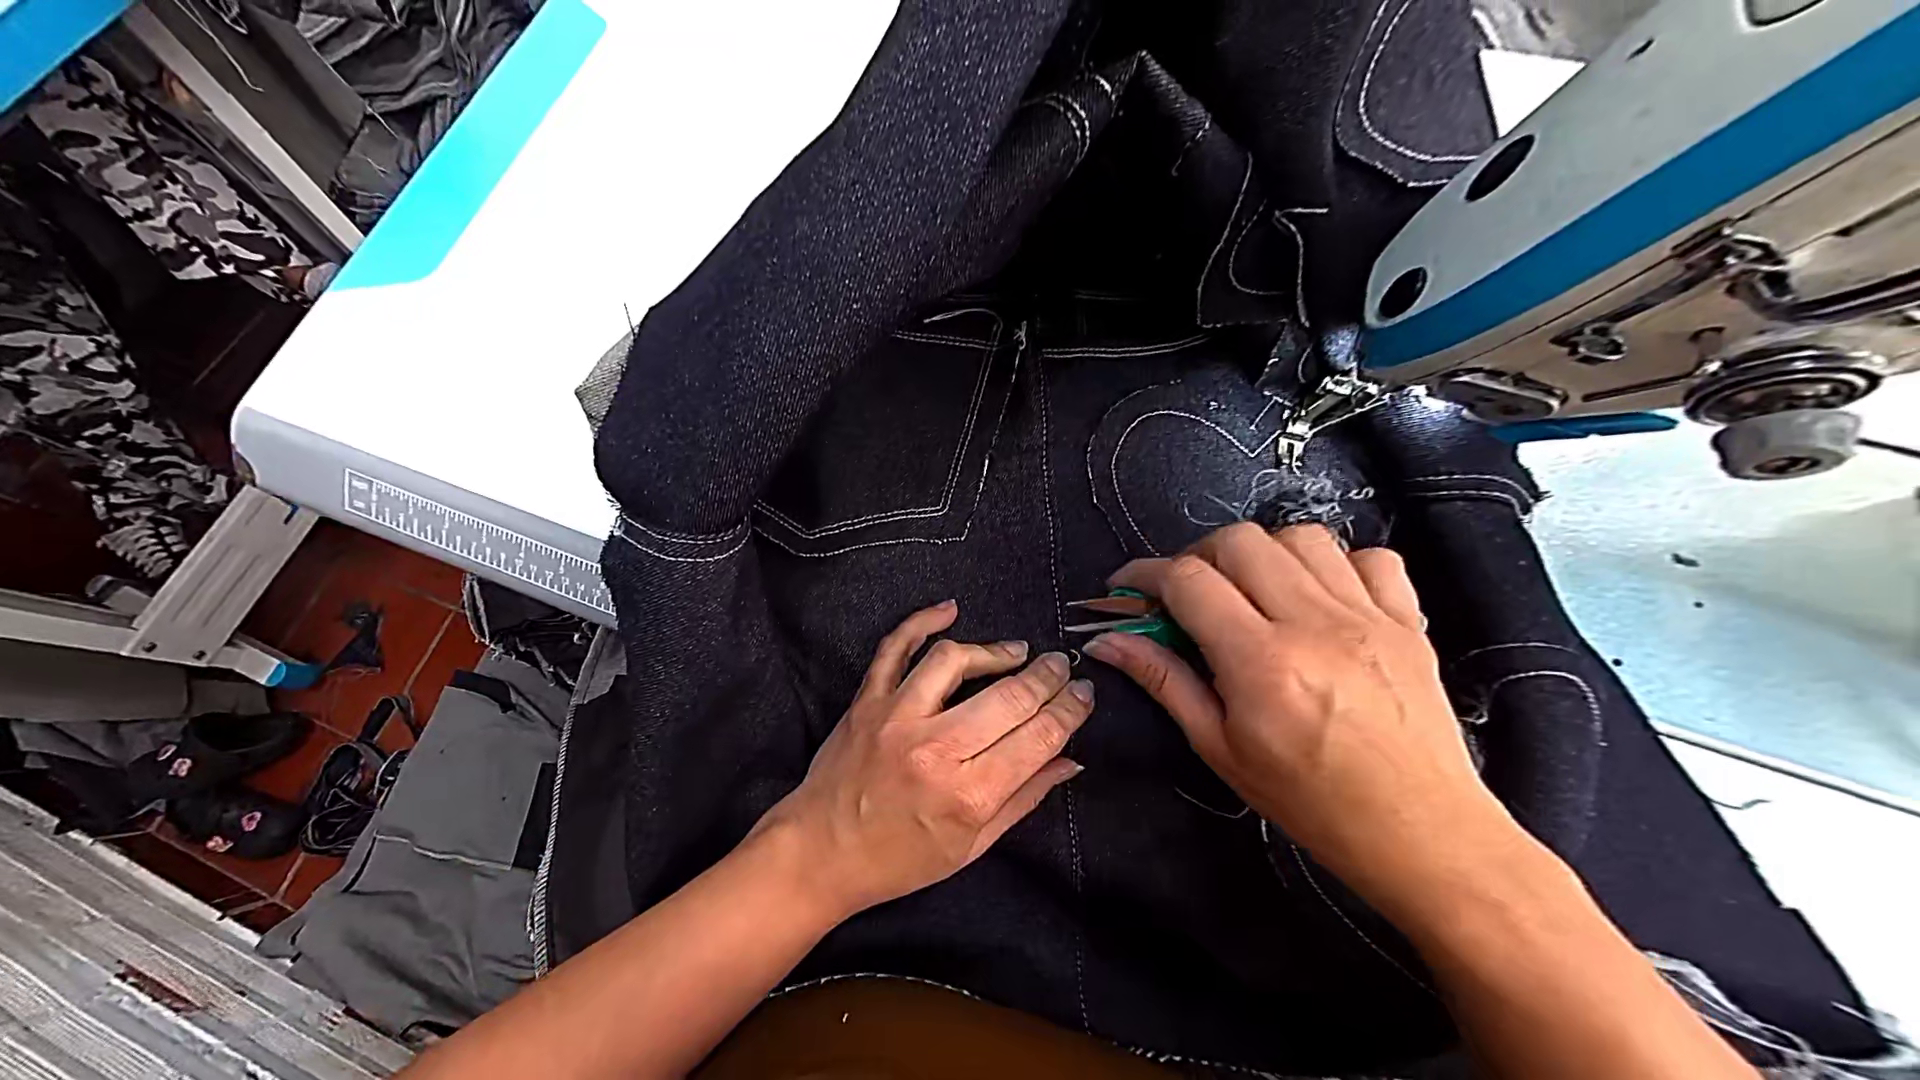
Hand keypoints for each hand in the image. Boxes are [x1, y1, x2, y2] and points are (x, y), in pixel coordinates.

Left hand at [755, 600, 1091, 918]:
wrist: (820, 854)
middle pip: (1008, 696)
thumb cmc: (899, 860)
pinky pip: (895, 649)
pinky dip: (921, 622)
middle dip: (1047, 678)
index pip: (1037, 737)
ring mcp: (896, 717)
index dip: (1070, 710)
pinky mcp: (867, 701)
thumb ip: (1024, 798)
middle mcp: (934, 749)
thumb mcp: (971, 847)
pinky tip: (949, 608)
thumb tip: (1070, 760)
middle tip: (1062, 667)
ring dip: (995, 651)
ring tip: (1018, 653)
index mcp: (967, 795)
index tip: (1084, 694)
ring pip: (955, 661)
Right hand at [1085, 523, 1516, 918]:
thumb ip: (1164, 680)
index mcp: (1261, 662)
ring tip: (1250, 590)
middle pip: (1239, 541)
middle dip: (1197, 556)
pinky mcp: (1408, 621)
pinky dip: (1333, 564)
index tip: (1129, 587)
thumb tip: (1108, 642)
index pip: (1188, 581)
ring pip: (1300, 537)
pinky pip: (1370, 557)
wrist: (1423, 835)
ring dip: (1260, 553)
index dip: (1146, 574)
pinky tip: (1317, 596)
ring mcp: (1368, 617)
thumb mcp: (1218, 747)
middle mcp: (1314, 624)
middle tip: (1188, 593)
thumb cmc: (1309, 801)